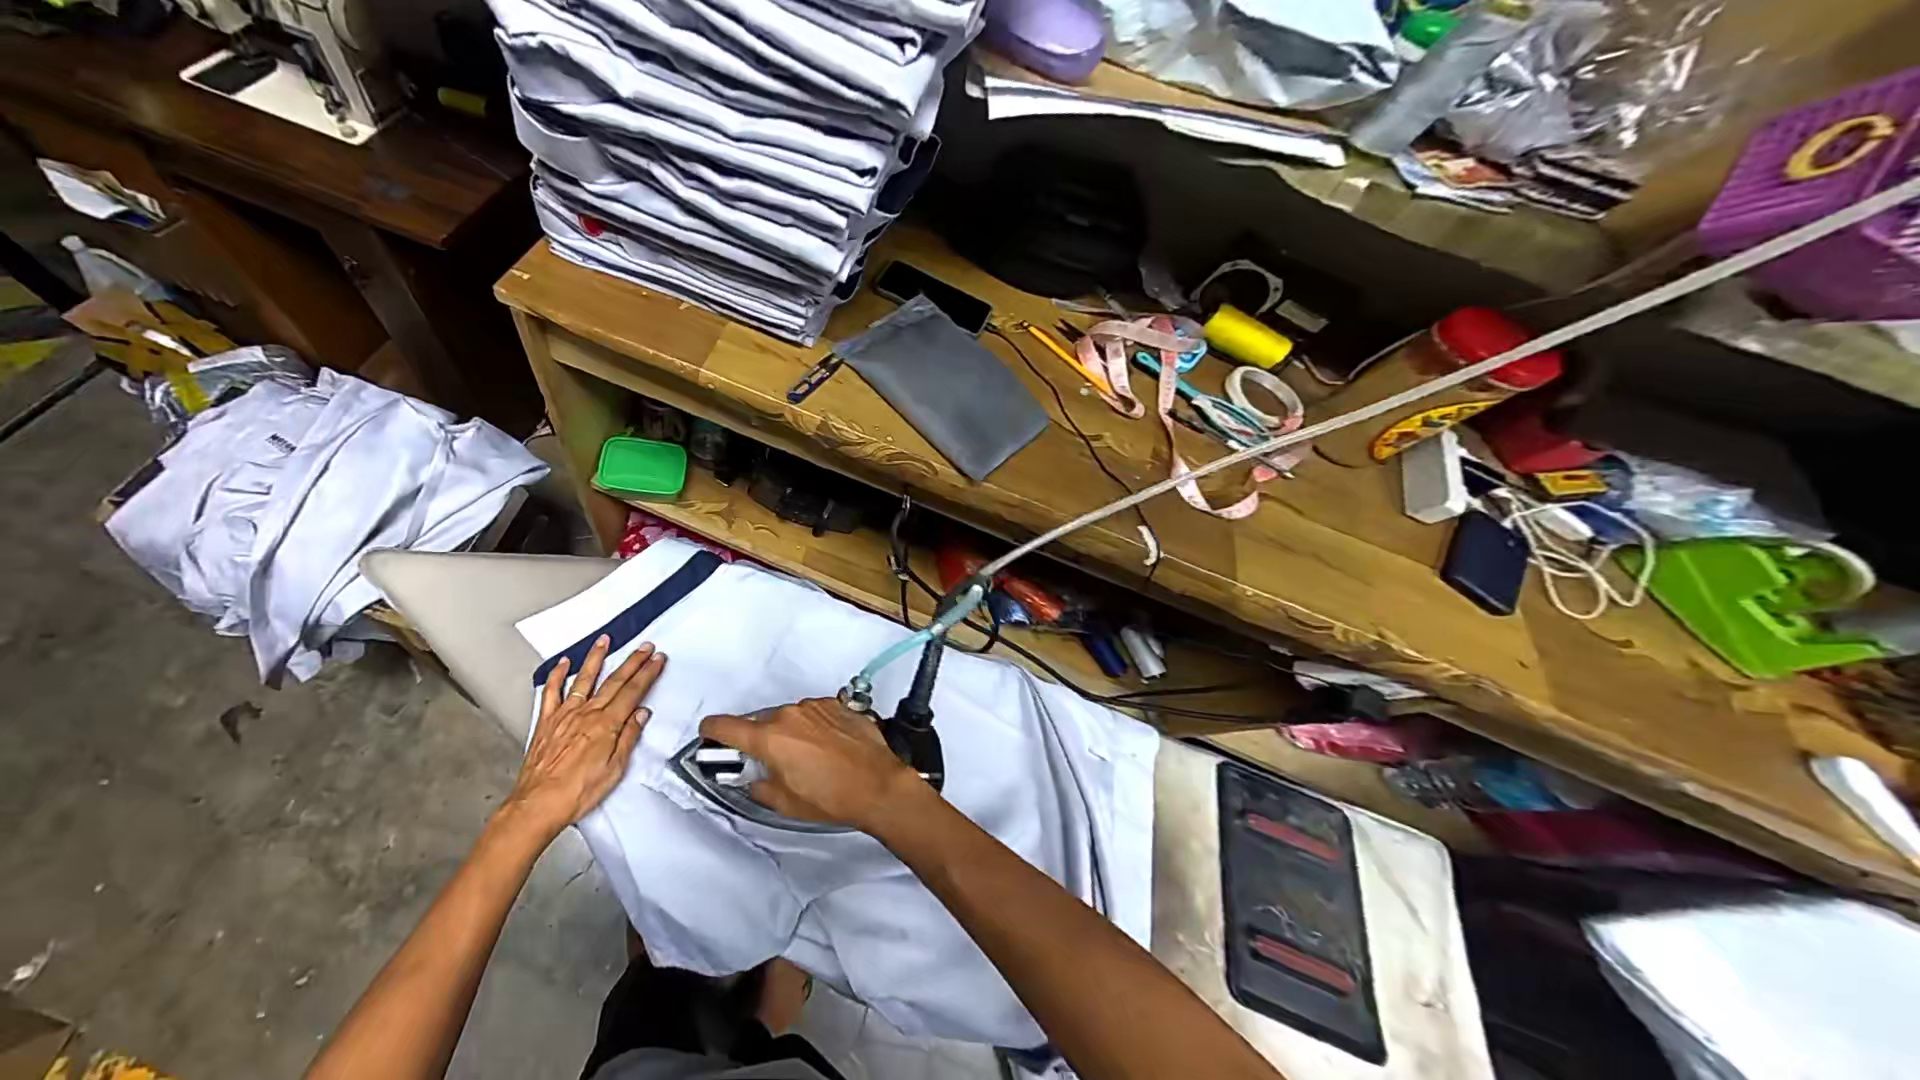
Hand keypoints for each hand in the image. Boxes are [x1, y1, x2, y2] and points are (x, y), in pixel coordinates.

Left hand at [498, 635, 666, 842]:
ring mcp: (564, 716)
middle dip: (633, 661)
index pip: (633, 691)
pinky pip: (552, 693)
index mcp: (606, 725)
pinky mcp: (546, 723)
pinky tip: (563, 664)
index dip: (648, 673)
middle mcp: (585, 715)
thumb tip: (640, 715)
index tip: (657, 660)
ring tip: (605, 641)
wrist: (536, 806)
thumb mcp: (614, 769)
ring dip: (597, 658)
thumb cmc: (574, 793)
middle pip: (614, 681)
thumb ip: (628, 738)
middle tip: (645, 647)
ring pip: (584, 679)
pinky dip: (557, 675)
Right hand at [700, 698, 923, 831]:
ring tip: (811, 759)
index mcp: (770, 738)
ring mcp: (816, 707)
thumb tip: (754, 777)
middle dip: (763, 741)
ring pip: (790, 717)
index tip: (710, 734)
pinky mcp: (838, 705)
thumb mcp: (784, 801)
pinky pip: (815, 713)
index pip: (726, 726)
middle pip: (761, 723)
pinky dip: (816, 727)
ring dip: (792, 733)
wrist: (878, 785)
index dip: (713, 731)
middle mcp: (790, 715)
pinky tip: (828, 748)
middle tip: (775, 763)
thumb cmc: (834, 796)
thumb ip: (759, 784)